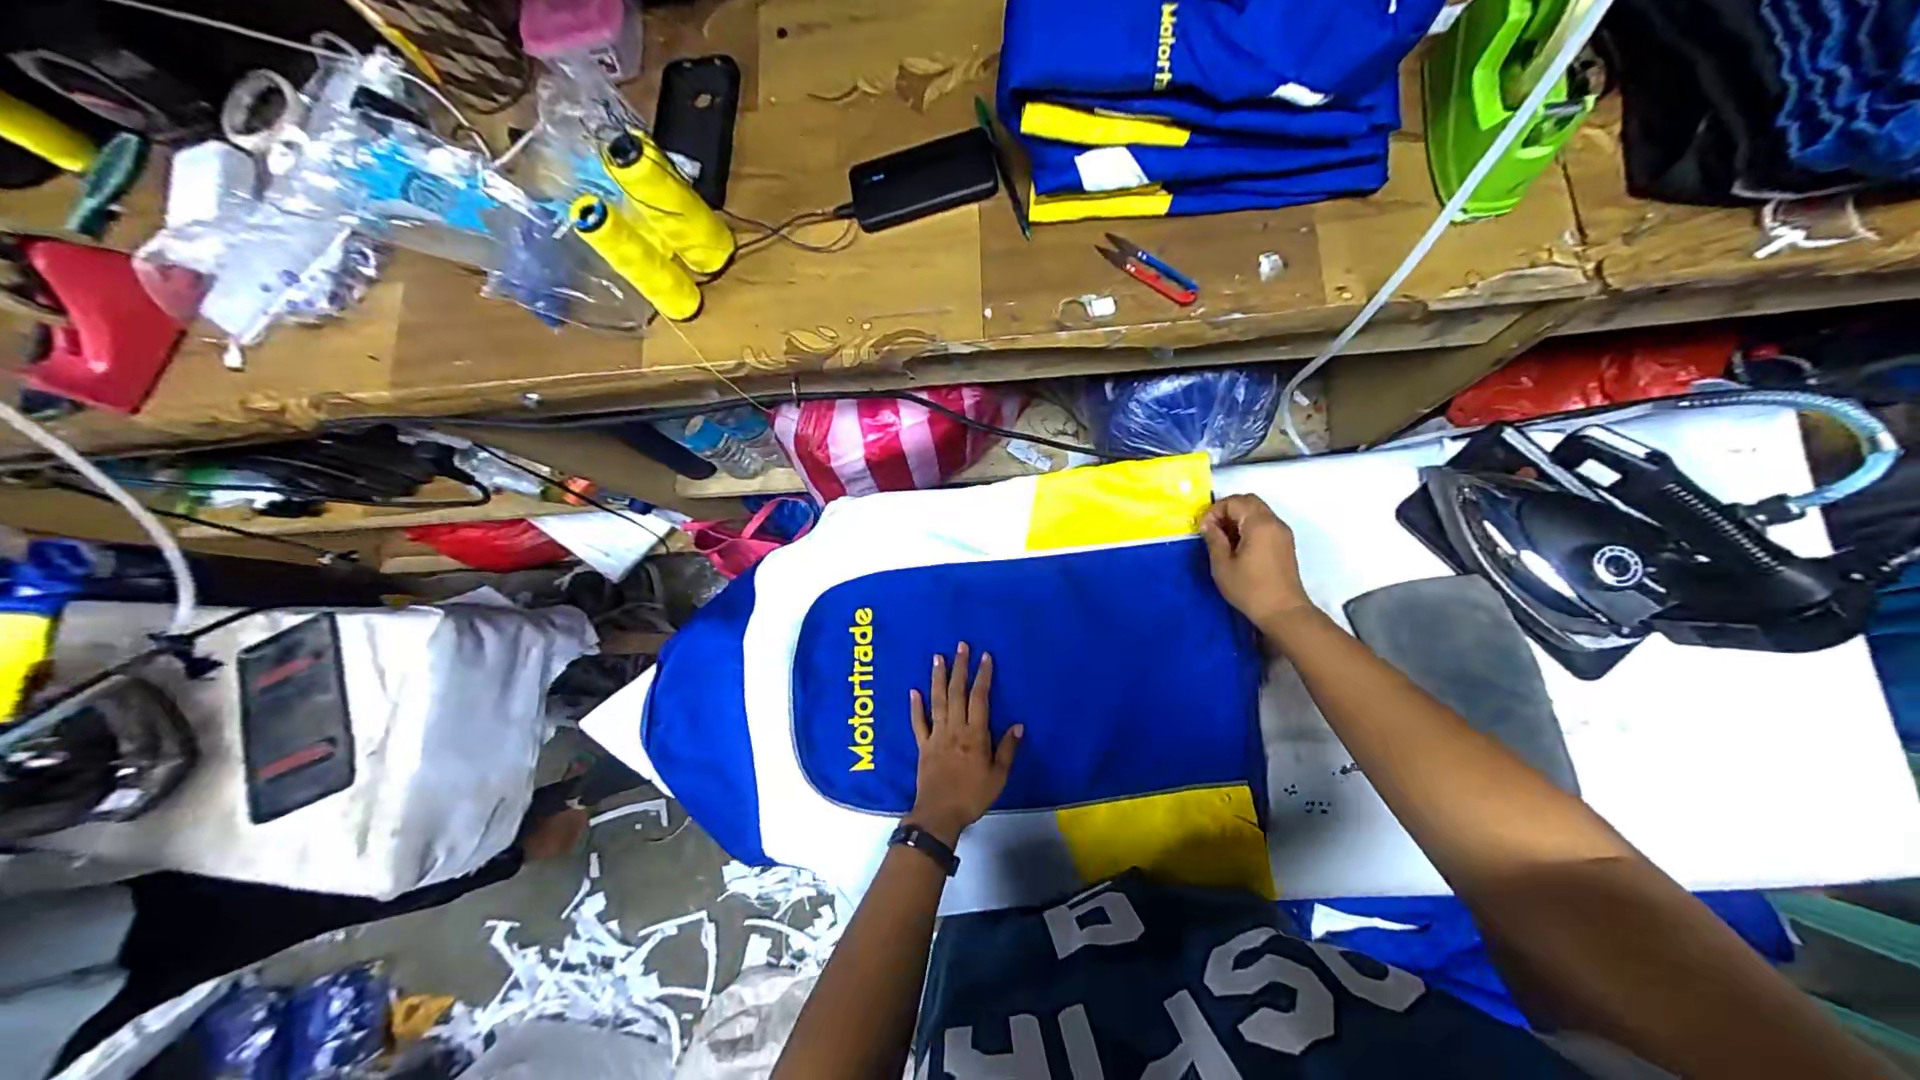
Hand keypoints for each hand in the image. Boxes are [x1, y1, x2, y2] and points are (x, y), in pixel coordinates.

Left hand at [908, 643, 1021, 845]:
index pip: (980, 698)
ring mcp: (936, 736)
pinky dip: (915, 707)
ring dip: (938, 678)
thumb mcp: (999, 776)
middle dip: (960, 668)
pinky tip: (913, 691)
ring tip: (938, 657)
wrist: (939, 813)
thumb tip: (1018, 725)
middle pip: (957, 693)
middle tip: (961, 646)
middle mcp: (955, 729)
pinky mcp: (922, 746)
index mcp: (975, 735)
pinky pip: (918, 723)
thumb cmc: (973, 795)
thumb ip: (1007, 749)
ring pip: (937, 701)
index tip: (984, 656)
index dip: (982, 676)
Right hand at [1200, 494, 1314, 628]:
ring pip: (1258, 511)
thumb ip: (1214, 539)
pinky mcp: (1285, 543)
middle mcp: (1274, 522)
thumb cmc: (1249, 589)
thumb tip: (1209, 525)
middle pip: (1249, 501)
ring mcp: (1282, 532)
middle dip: (1227, 510)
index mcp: (1259, 524)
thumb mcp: (1222, 565)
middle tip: (1213, 529)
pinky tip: (1238, 546)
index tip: (1204, 529)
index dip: (1215, 511)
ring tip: (1223, 538)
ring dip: (1238, 518)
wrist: (1283, 611)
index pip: (1235, 501)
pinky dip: (1249, 526)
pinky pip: (1265, 523)